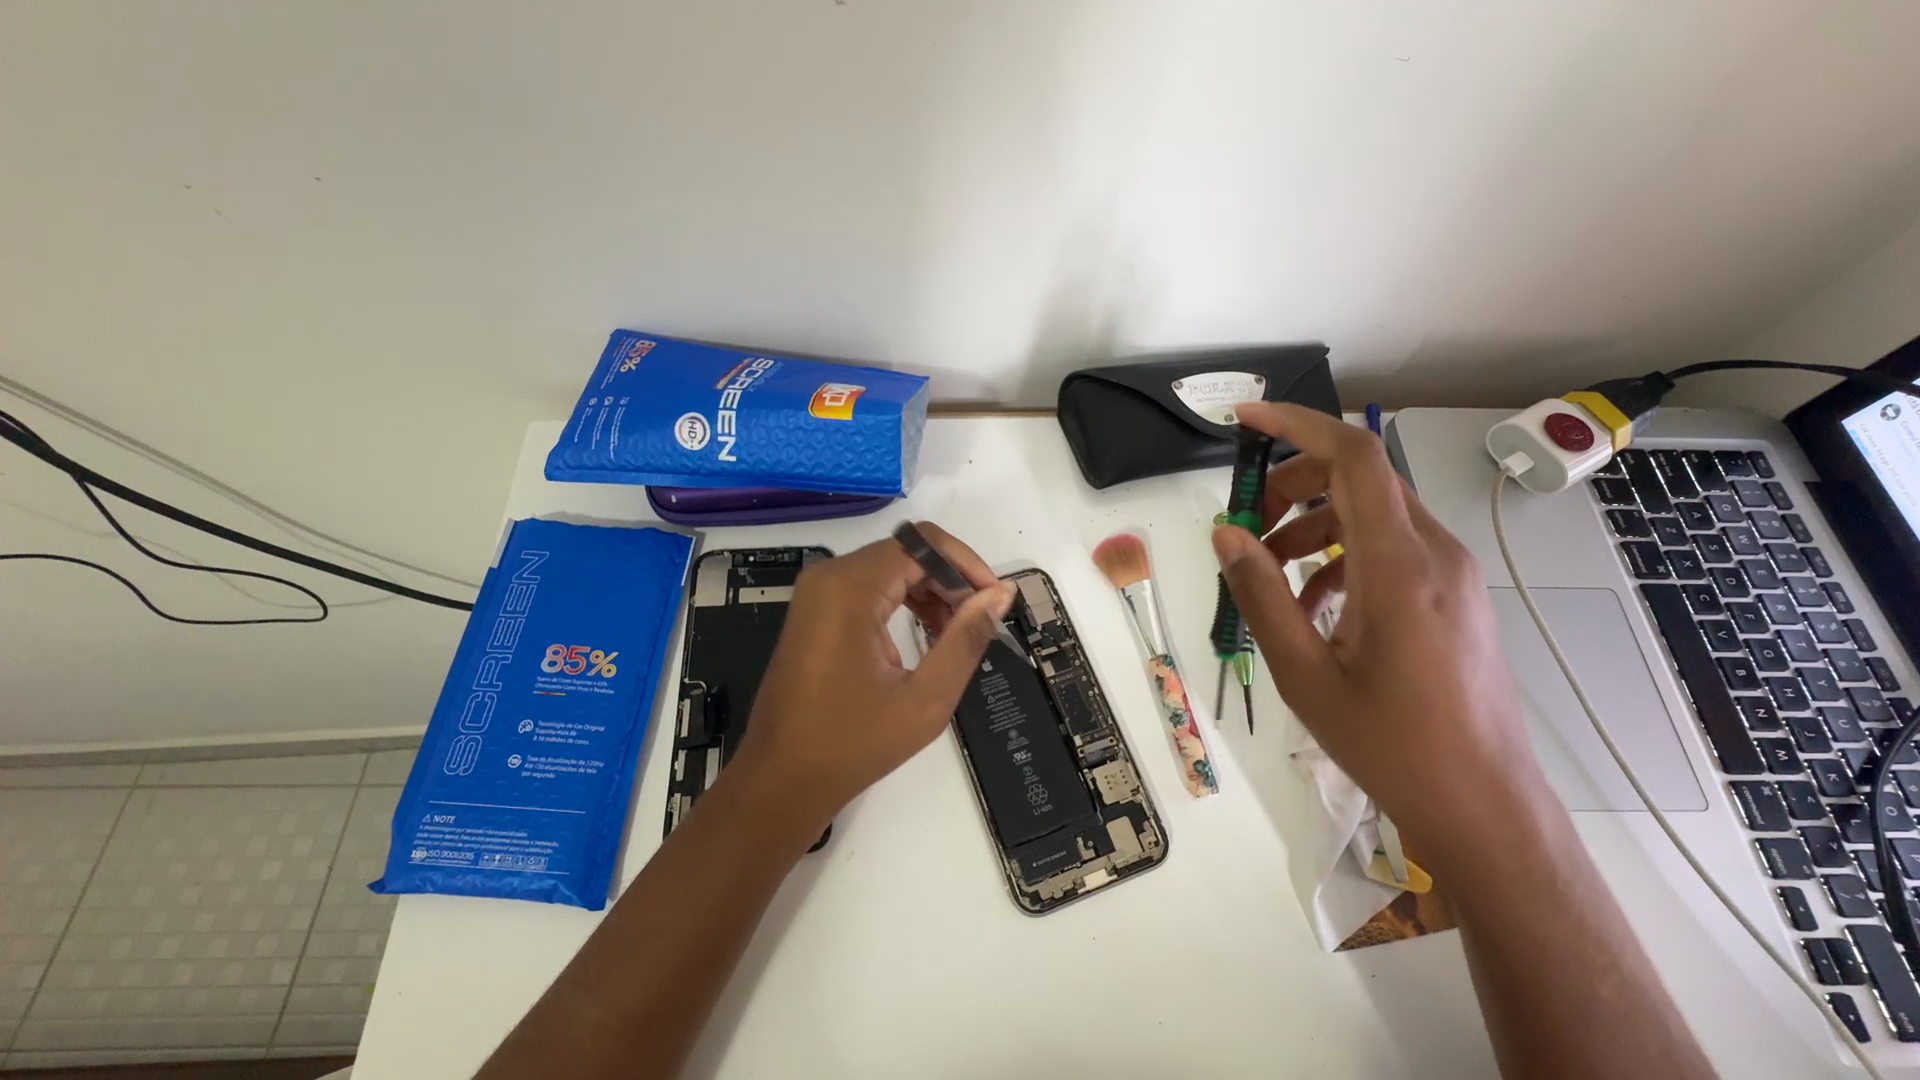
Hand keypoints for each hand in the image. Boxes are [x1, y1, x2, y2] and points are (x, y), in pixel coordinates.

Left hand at [727, 523, 1013, 832]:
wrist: (782, 779)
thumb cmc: (852, 743)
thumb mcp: (926, 698)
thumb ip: (966, 639)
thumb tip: (1000, 594)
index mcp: (849, 588)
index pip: (921, 543)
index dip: (965, 564)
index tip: (994, 600)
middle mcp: (828, 578)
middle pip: (905, 552)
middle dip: (949, 580)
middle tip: (977, 623)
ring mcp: (817, 595)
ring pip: (889, 569)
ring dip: (930, 592)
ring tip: (954, 637)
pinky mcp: (815, 613)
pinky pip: (869, 588)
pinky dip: (903, 603)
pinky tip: (925, 639)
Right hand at [1211, 403, 1550, 856]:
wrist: (1481, 802)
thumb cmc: (1388, 743)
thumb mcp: (1303, 673)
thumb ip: (1262, 595)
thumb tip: (1227, 534)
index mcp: (1397, 567)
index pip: (1353, 457)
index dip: (1297, 425)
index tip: (1245, 421)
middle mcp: (1433, 554)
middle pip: (1361, 479)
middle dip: (1294, 484)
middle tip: (1247, 526)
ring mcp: (1451, 574)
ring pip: (1375, 514)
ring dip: (1315, 524)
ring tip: (1271, 572)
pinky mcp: (1455, 597)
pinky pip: (1393, 550)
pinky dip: (1344, 555)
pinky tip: (1316, 605)